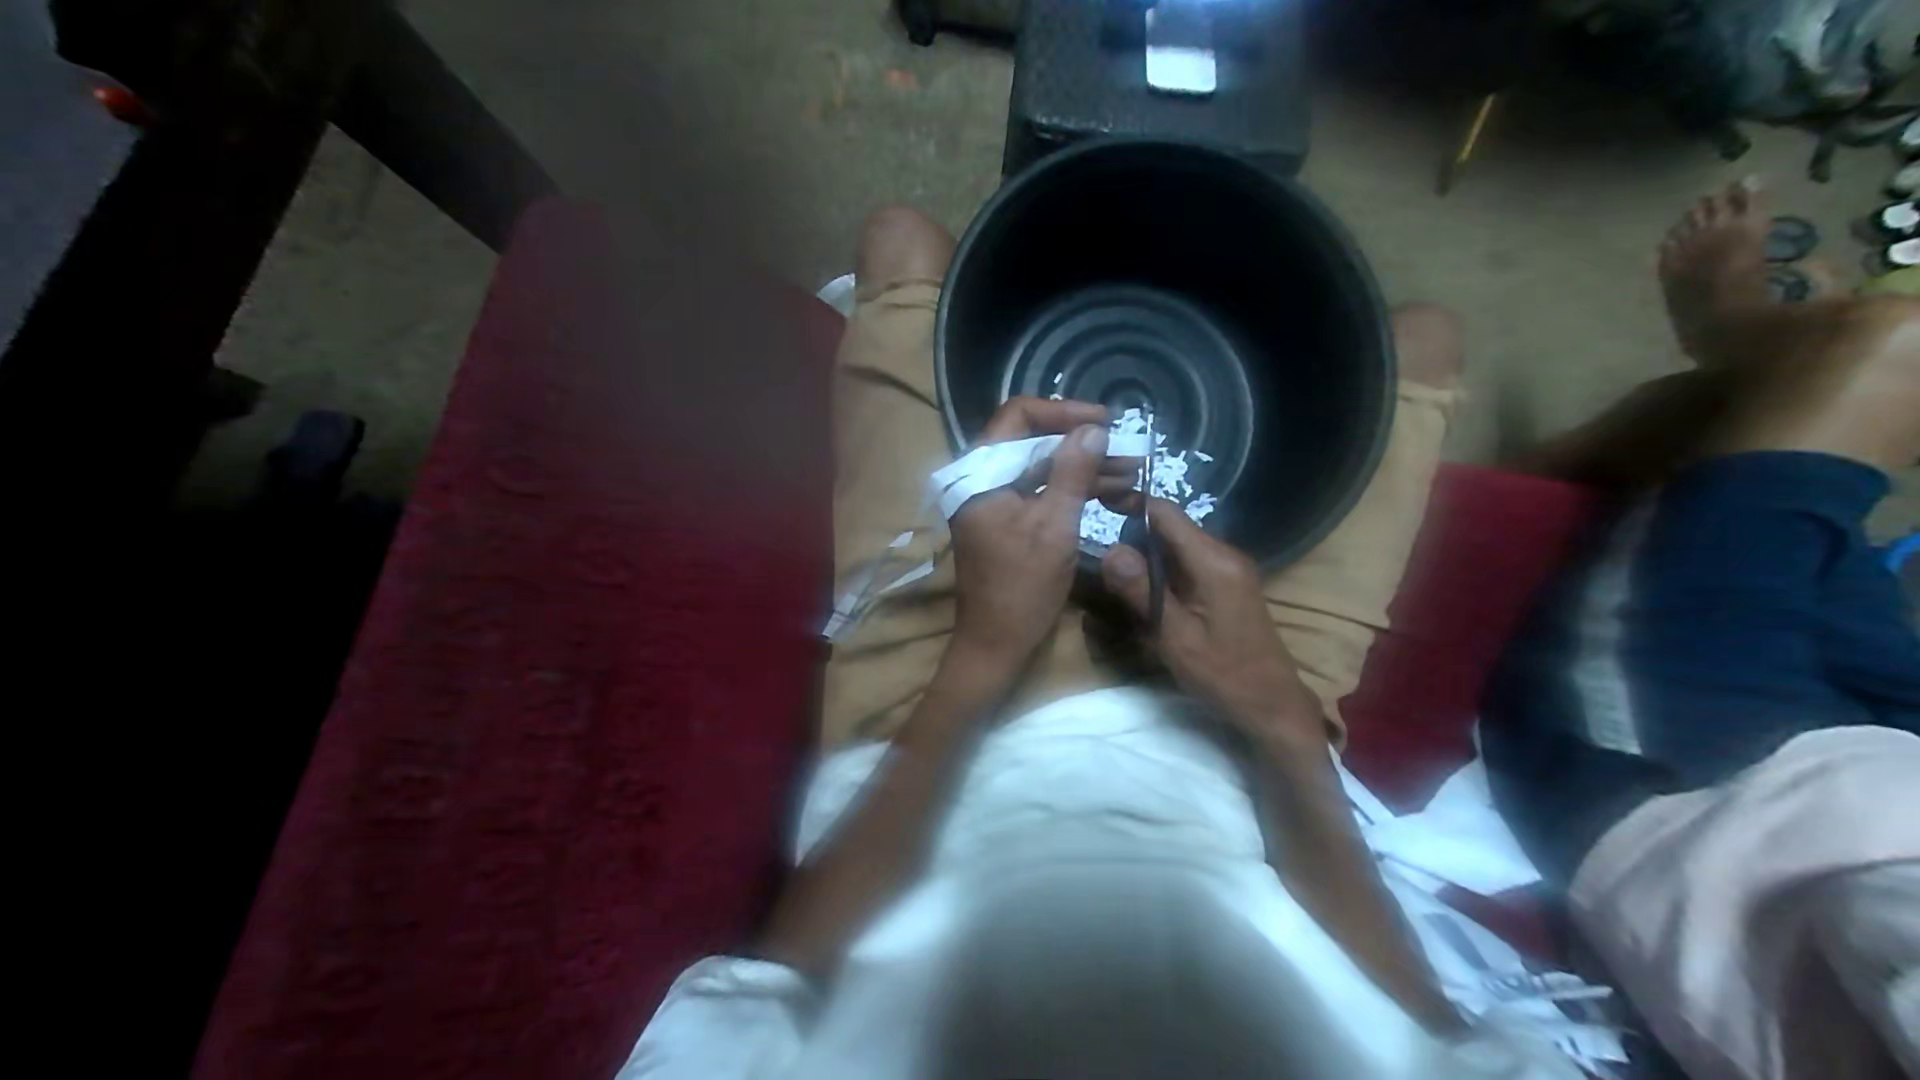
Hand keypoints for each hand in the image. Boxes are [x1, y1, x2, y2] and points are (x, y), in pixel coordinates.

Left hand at [948, 397, 1137, 672]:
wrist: (996, 642)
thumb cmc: (1022, 587)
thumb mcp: (1055, 527)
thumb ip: (1073, 472)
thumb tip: (1094, 428)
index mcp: (981, 474)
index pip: (1018, 416)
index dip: (1063, 411)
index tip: (1105, 420)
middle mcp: (982, 479)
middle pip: (1033, 440)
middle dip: (1082, 442)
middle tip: (1129, 448)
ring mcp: (994, 499)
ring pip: (1042, 467)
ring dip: (1084, 466)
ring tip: (1133, 468)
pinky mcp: (1008, 518)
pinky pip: (1041, 490)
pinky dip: (1072, 489)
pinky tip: (1114, 489)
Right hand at [1100, 499, 1325, 745]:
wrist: (1272, 704)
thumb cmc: (1223, 673)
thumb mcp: (1174, 635)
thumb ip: (1142, 590)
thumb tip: (1110, 549)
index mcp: (1213, 561)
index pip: (1166, 513)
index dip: (1132, 504)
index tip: (1098, 506)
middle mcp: (1225, 555)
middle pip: (1171, 527)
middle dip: (1134, 536)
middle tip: (1099, 556)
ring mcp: (1229, 569)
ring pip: (1177, 546)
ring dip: (1147, 556)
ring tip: (1116, 577)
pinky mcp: (1228, 584)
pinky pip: (1188, 564)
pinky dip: (1163, 571)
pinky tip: (1146, 594)